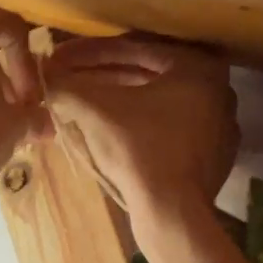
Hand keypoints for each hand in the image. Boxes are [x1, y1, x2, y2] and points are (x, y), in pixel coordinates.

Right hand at [43, 36, 237, 216]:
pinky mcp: (211, 159)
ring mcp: (218, 128)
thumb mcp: (95, 111)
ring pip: (156, 105)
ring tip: (81, 104)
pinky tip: (108, 134)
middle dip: (101, 77)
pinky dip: (138, 128)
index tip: (59, 58)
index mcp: (198, 67)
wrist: (172, 214)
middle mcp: (218, 91)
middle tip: (67, 79)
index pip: (133, 48)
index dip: (88, 53)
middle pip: (146, 76)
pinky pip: (168, 132)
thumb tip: (44, 76)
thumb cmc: (139, 151)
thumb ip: (67, 87)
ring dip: (117, 102)